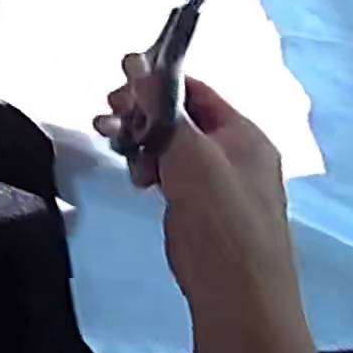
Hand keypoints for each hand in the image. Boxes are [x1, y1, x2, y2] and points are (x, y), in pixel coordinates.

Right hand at [93, 54, 298, 319]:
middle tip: (111, 118)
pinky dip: (143, 161)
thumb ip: (159, 104)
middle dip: (138, 112)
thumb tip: (134, 59)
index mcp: (242, 133)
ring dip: (135, 137)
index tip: (120, 91)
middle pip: (174, 112)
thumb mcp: (188, 151)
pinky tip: (134, 173)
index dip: (154, 84)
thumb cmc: (220, 216)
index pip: (192, 89)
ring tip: (113, 143)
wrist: (236, 294)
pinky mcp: (194, 196)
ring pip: (164, 138)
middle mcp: (230, 149)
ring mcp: (213, 175)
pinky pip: (163, 163)